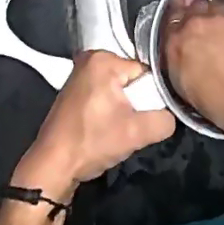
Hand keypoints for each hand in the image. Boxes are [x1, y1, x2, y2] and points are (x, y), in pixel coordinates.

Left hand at [12, 51, 174, 199]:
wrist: (53, 165)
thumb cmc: (92, 142)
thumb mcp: (137, 133)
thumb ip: (165, 120)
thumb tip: (171, 116)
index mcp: (104, 59)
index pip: (146, 72)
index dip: (151, 97)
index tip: (146, 117)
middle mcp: (90, 59)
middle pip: (132, 80)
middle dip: (137, 102)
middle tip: (132, 124)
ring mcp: (79, 73)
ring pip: (120, 88)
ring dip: (124, 107)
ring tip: (119, 127)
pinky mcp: (74, 89)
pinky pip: (105, 93)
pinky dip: (110, 108)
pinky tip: (105, 126)